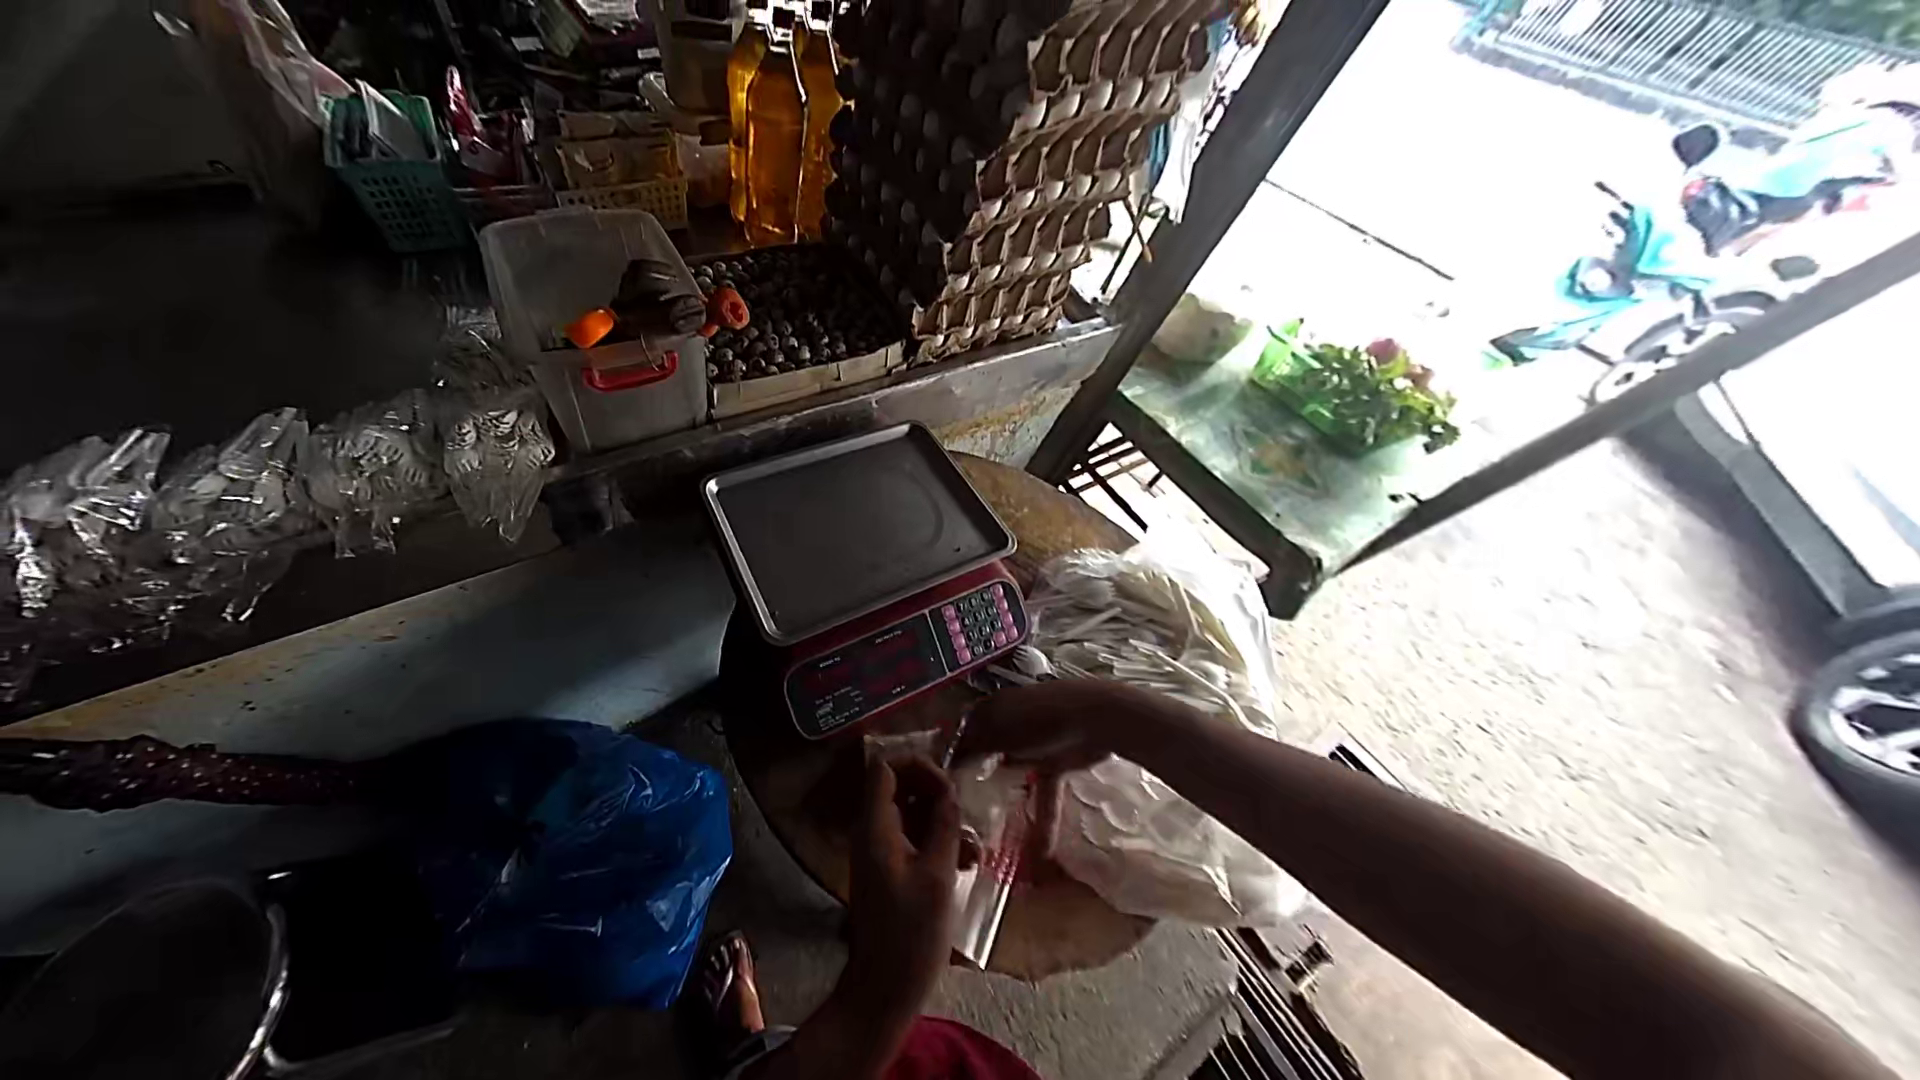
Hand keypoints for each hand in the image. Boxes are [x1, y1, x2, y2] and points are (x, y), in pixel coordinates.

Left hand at [843, 754, 960, 1017]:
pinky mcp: (891, 867)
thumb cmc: (910, 935)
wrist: (884, 990)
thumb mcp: (937, 876)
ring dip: (943, 821)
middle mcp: (873, 831)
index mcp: (876, 828)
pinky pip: (914, 837)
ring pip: (911, 812)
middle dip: (936, 793)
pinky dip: (938, 841)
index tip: (946, 785)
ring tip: (971, 846)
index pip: (885, 767)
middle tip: (964, 814)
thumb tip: (950, 791)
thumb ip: (944, 827)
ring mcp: (881, 850)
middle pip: (900, 786)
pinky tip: (965, 863)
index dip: (916, 765)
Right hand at [959, 680, 1193, 859]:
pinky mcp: (1058, 762)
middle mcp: (1009, 724)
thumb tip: (944, 760)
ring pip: (1014, 779)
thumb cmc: (1039, 718)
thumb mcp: (996, 728)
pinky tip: (1042, 852)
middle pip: (985, 757)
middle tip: (959, 818)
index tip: (935, 790)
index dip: (948, 759)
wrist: (1097, 718)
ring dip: (1007, 806)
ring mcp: (1035, 744)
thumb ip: (969, 744)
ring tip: (992, 841)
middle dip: (973, 785)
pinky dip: (1045, 820)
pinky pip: (1045, 793)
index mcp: (990, 710)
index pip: (960, 734)